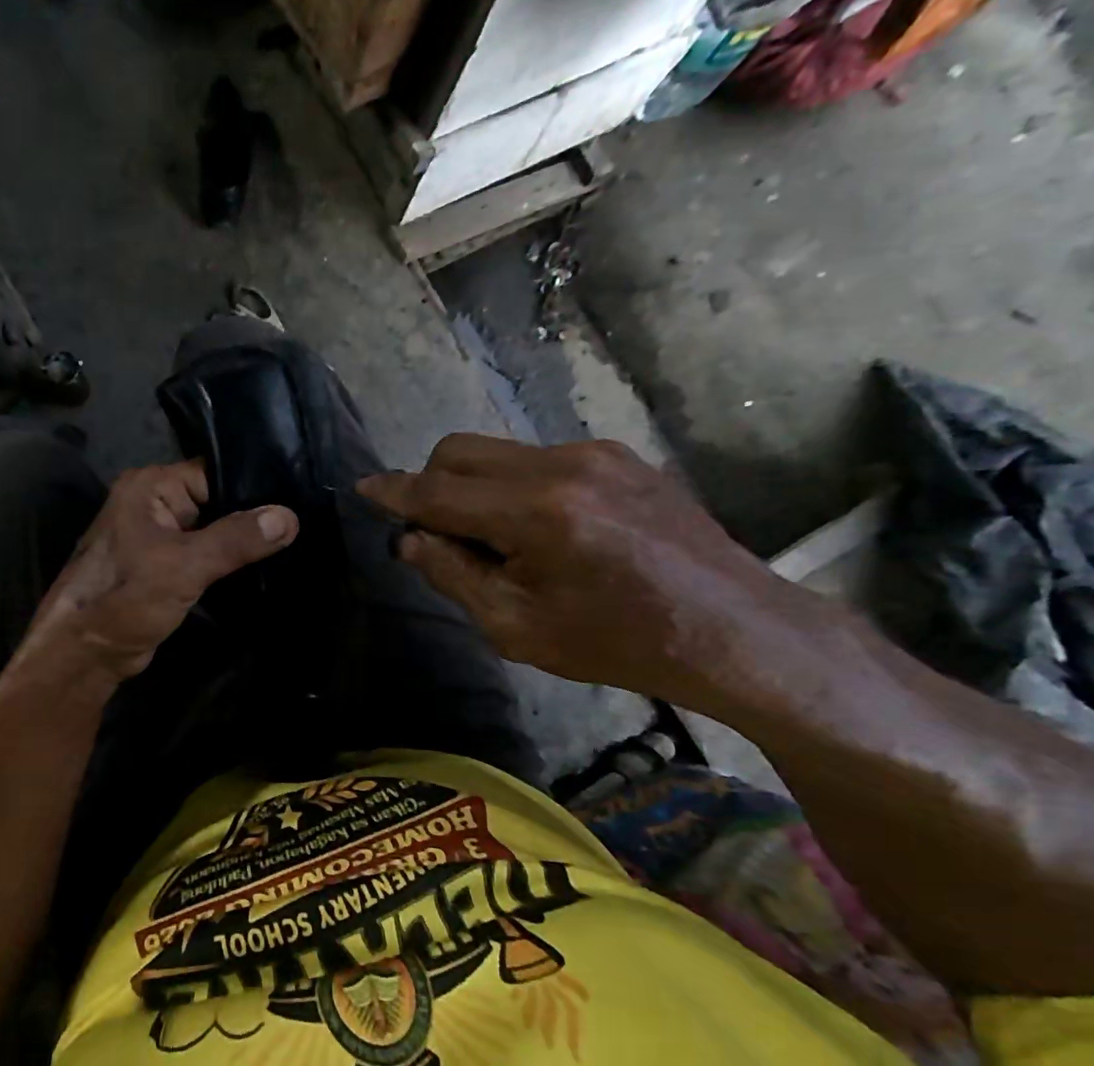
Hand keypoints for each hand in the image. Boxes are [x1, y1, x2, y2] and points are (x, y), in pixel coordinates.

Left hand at [10, 460, 298, 685]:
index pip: (214, 471)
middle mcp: (154, 503)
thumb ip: (237, 540)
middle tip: (303, 523)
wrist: (86, 655)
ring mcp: (160, 536)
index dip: (254, 485)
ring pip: (215, 529)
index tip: (298, 498)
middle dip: (254, 515)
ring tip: (293, 543)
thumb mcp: (185, 566)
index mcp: (151, 487)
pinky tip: (267, 566)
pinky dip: (230, 561)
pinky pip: (207, 553)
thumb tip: (290, 517)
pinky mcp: (167, 565)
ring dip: (244, 541)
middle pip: (217, 499)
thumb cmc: (124, 599)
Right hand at [357, 435, 793, 703]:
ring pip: (498, 451)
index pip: (439, 491)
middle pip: (460, 450)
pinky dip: (514, 485)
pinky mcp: (617, 454)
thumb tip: (410, 540)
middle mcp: (562, 464)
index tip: (362, 489)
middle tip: (436, 534)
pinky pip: (538, 458)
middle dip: (430, 484)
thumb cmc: (620, 643)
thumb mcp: (520, 628)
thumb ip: (454, 575)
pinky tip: (540, 530)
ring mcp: (595, 451)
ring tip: (497, 540)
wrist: (732, 629)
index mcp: (538, 513)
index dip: (394, 492)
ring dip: (474, 487)